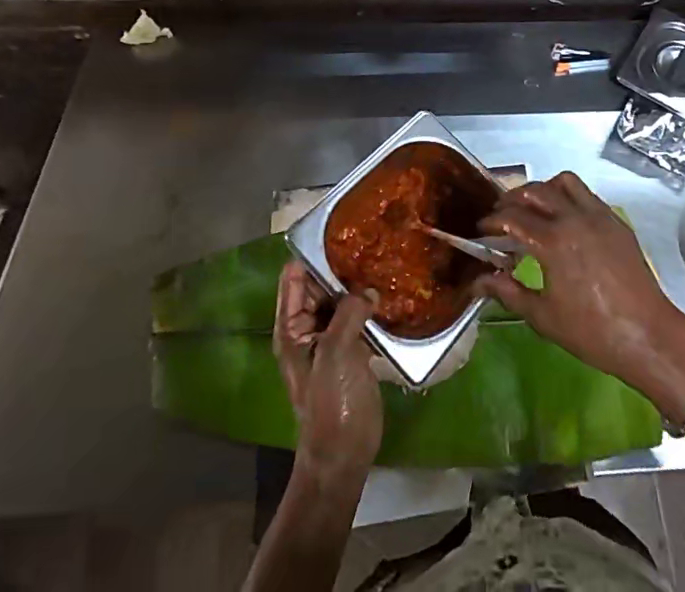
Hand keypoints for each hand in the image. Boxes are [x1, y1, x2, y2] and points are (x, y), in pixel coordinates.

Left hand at [274, 262, 382, 477]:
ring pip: (342, 302)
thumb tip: (367, 289)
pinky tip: (393, 293)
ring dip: (359, 286)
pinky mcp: (351, 352)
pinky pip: (358, 320)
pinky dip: (371, 307)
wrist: (342, 453)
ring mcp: (329, 341)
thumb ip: (348, 314)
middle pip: (320, 286)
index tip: (341, 232)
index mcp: (292, 327)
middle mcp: (307, 328)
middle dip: (342, 266)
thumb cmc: (332, 403)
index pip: (294, 277)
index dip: (312, 253)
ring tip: (386, 260)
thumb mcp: (336, 353)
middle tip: (374, 242)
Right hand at [477, 173, 684, 417]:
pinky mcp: (616, 222)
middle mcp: (575, 218)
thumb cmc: (591, 331)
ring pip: (564, 182)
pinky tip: (562, 221)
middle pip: (535, 191)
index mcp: (553, 241)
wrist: (647, 335)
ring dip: (543, 190)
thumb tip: (477, 281)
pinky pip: (587, 195)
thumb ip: (507, 291)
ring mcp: (599, 216)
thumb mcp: (542, 316)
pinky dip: (568, 197)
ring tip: (532, 210)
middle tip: (501, 218)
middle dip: (512, 199)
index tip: (481, 232)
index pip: (512, 217)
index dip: (491, 222)